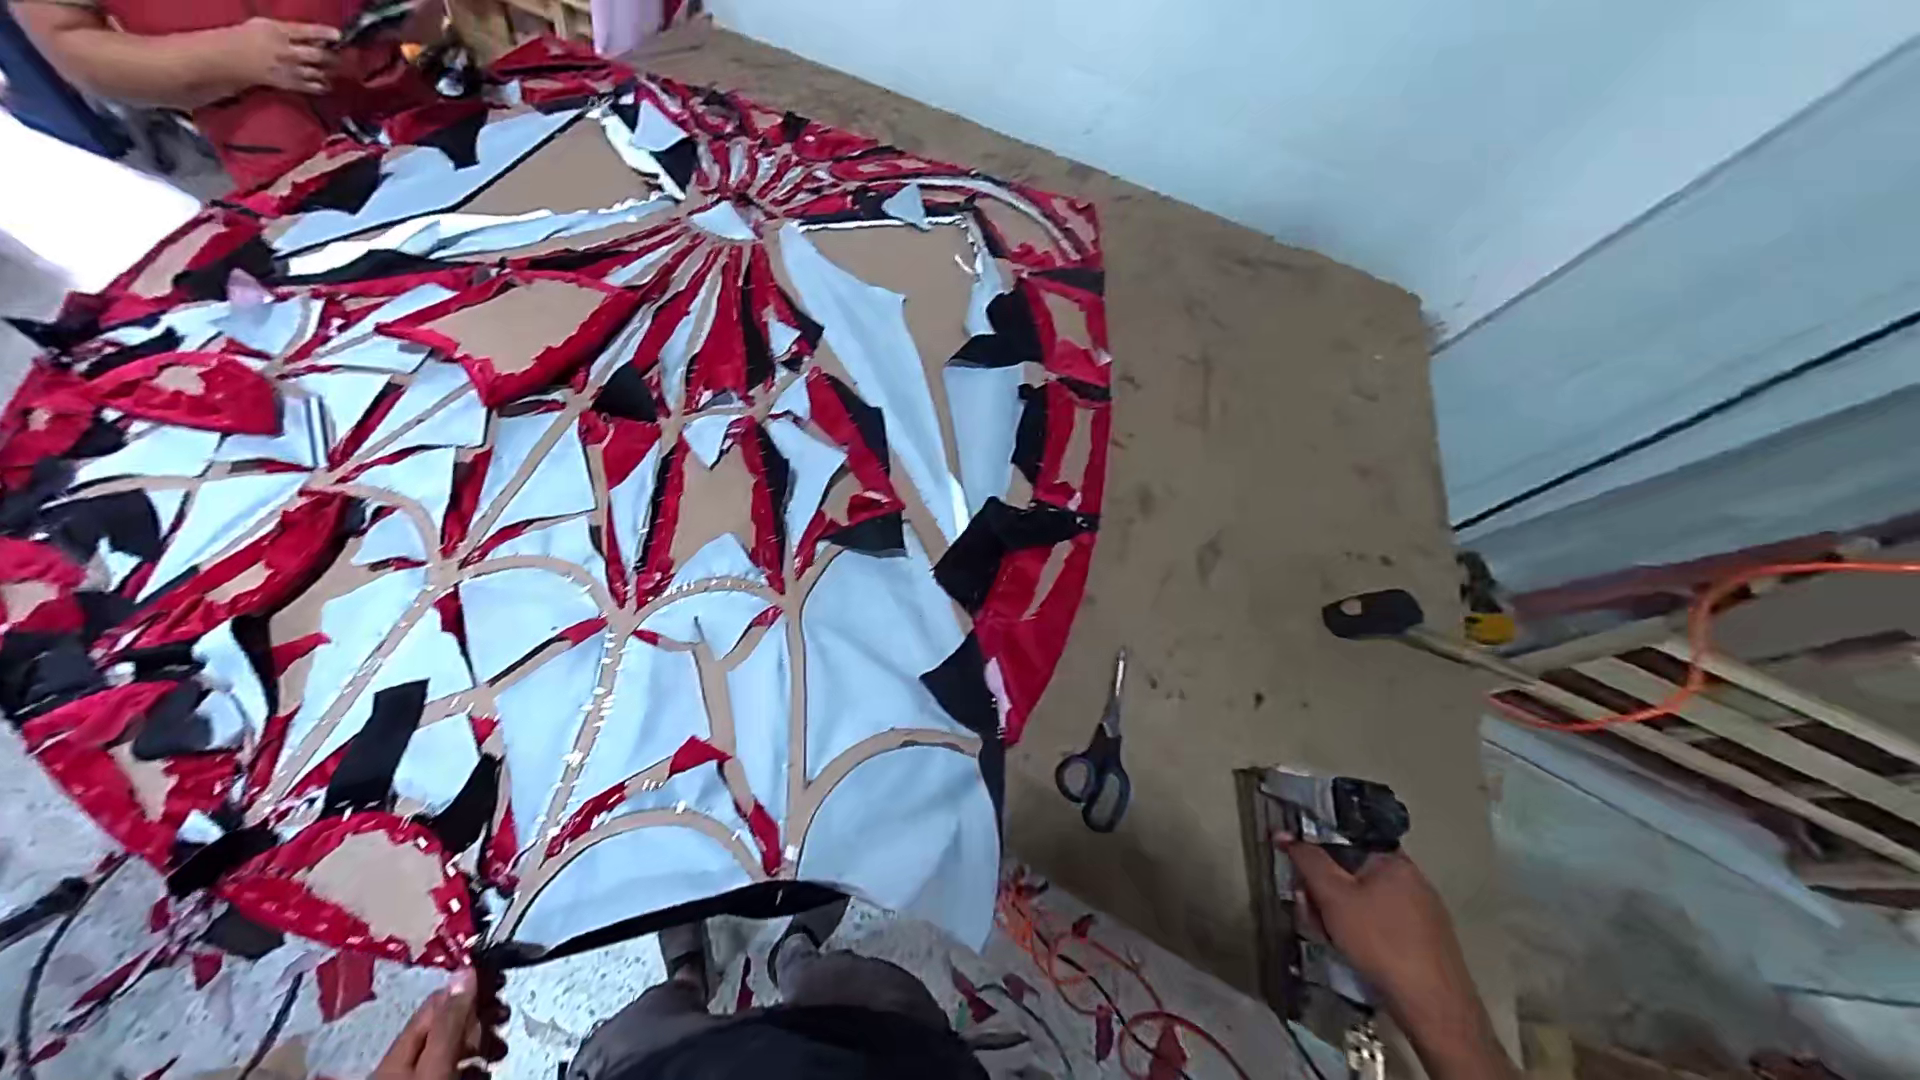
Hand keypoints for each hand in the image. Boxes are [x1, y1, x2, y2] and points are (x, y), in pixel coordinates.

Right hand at [217, 17, 340, 94]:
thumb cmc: (248, 37)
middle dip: (333, 57)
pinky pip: (317, 87)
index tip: (338, 34)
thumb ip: (290, 31)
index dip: (324, 33)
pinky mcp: (292, 84)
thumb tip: (318, 38)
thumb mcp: (264, 26)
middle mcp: (285, 51)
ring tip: (330, 68)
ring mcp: (289, 69)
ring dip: (330, 71)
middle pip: (319, 55)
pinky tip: (323, 80)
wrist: (230, 57)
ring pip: (321, 72)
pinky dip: (324, 84)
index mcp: (275, 31)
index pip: (305, 31)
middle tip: (340, 57)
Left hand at [372, 970, 507, 1079]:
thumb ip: (451, 1020)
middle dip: (480, 1018)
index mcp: (398, 1053)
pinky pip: (457, 1073)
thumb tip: (466, 970)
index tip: (502, 985)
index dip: (469, 988)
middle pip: (447, 1025)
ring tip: (498, 1053)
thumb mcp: (437, 1064)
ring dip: (483, 1044)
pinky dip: (476, 1069)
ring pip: (455, 1049)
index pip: (435, 1004)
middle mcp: (404, 1065)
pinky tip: (485, 1075)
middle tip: (503, 1020)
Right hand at [1281, 841, 1473, 1012]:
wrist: (1434, 1009)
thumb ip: (1307, 860)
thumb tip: (1283, 833)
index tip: (1301, 874)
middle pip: (1351, 873)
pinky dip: (1359, 931)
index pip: (1345, 841)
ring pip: (1363, 901)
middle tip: (1310, 911)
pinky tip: (1350, 951)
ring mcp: (1422, 913)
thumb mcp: (1333, 896)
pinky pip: (1380, 922)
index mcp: (1394, 860)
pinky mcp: (1424, 941)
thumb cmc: (1379, 941)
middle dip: (1323, 891)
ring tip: (1328, 936)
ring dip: (1336, 914)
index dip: (1317, 854)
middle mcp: (1411, 880)